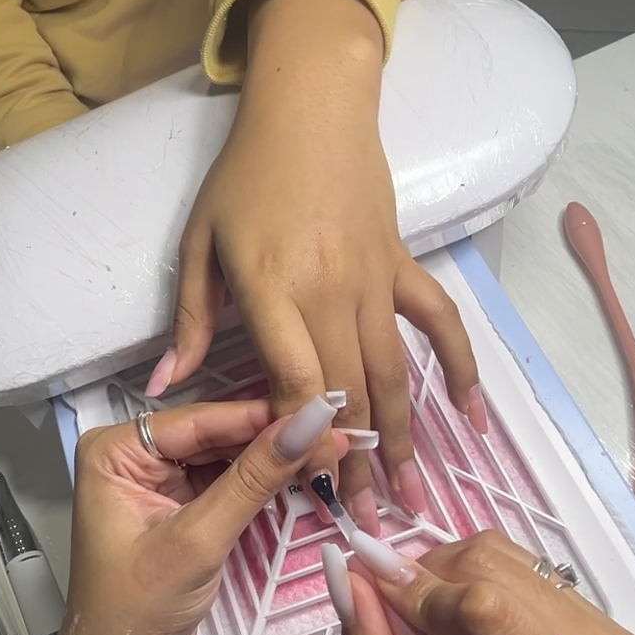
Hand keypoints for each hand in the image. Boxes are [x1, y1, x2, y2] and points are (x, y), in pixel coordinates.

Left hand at [5, 396, 343, 634]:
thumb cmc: (138, 608)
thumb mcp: (198, 539)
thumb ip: (254, 479)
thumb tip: (308, 423)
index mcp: (115, 450)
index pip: (200, 420)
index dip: (263, 416)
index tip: (323, 409)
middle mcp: (133, 454)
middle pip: (216, 434)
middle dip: (275, 437)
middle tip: (339, 431)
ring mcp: (158, 480)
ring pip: (227, 456)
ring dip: (275, 458)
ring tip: (334, 449)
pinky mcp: (181, 505)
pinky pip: (227, 481)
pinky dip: (263, 482)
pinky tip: (305, 471)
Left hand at [160, 0, 481, 533]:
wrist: (310, 110)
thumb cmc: (243, 180)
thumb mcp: (198, 247)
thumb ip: (186, 323)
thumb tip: (162, 388)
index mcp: (272, 291)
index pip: (295, 380)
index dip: (305, 439)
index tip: (311, 488)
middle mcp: (331, 294)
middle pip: (349, 393)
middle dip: (357, 464)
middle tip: (366, 524)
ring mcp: (376, 282)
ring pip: (395, 373)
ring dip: (406, 439)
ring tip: (413, 496)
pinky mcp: (403, 268)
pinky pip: (440, 323)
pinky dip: (461, 368)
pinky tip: (473, 415)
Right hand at [331, 531, 634, 634]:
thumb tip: (346, 579)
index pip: (493, 617)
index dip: (419, 593)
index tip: (367, 591)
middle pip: (494, 573)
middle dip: (425, 584)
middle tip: (397, 628)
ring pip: (506, 558)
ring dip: (446, 577)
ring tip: (435, 634)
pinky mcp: (620, 625)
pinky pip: (525, 569)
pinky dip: (475, 581)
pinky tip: (469, 629)